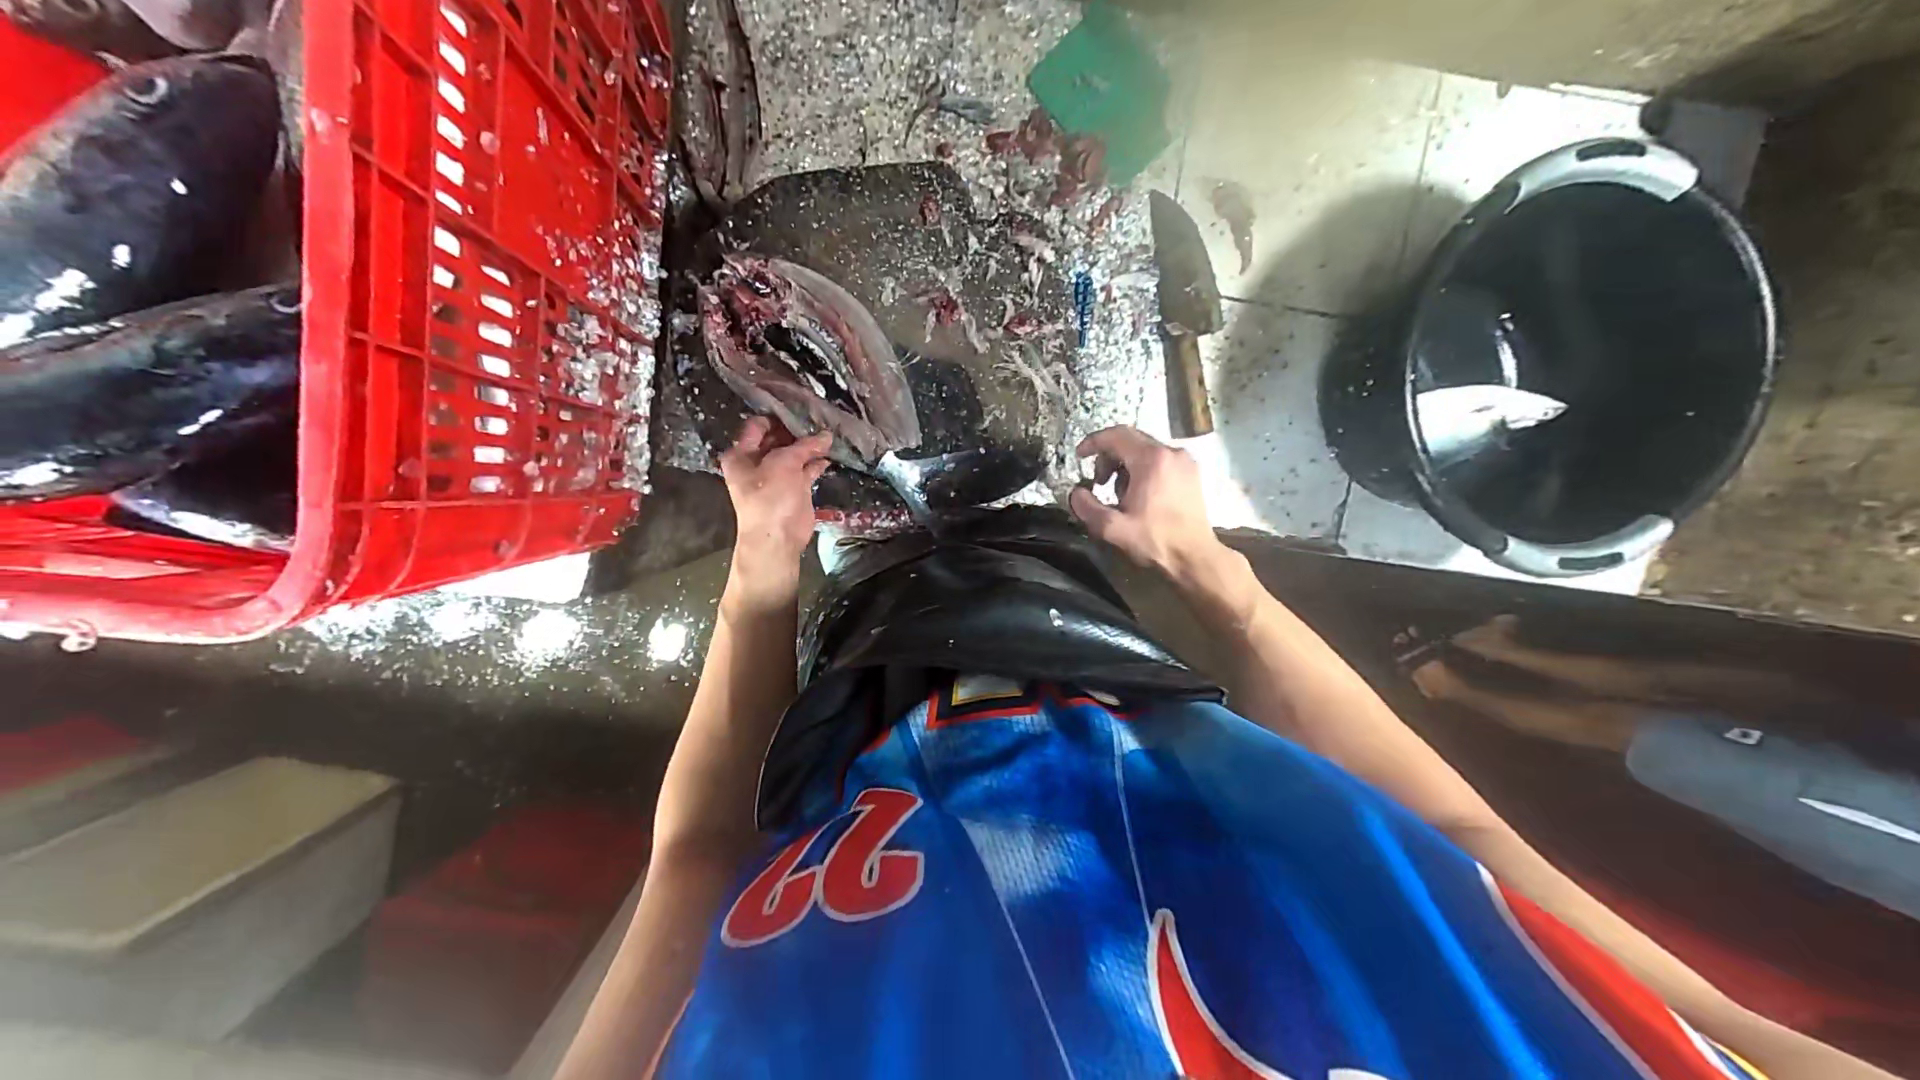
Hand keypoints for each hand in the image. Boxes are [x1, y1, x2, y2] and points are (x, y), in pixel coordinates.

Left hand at [718, 417, 832, 598]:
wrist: (777, 537)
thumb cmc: (770, 496)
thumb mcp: (783, 462)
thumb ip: (804, 446)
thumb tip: (826, 435)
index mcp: (742, 455)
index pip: (757, 426)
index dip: (777, 416)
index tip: (799, 407)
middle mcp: (756, 463)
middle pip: (777, 439)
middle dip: (797, 430)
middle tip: (818, 417)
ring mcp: (776, 477)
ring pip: (794, 454)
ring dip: (809, 446)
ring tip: (828, 433)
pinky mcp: (794, 489)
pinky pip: (806, 469)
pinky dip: (817, 463)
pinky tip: (830, 454)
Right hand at [1068, 425, 1224, 578]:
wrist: (1195, 557)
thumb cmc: (1155, 540)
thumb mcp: (1113, 528)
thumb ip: (1087, 508)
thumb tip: (1076, 494)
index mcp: (1152, 460)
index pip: (1116, 435)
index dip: (1093, 442)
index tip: (1079, 456)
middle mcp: (1171, 452)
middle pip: (1131, 439)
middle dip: (1108, 456)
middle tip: (1098, 482)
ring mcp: (1184, 461)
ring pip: (1145, 450)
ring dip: (1125, 465)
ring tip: (1119, 494)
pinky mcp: (1191, 473)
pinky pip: (1160, 460)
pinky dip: (1143, 469)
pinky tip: (1139, 495)